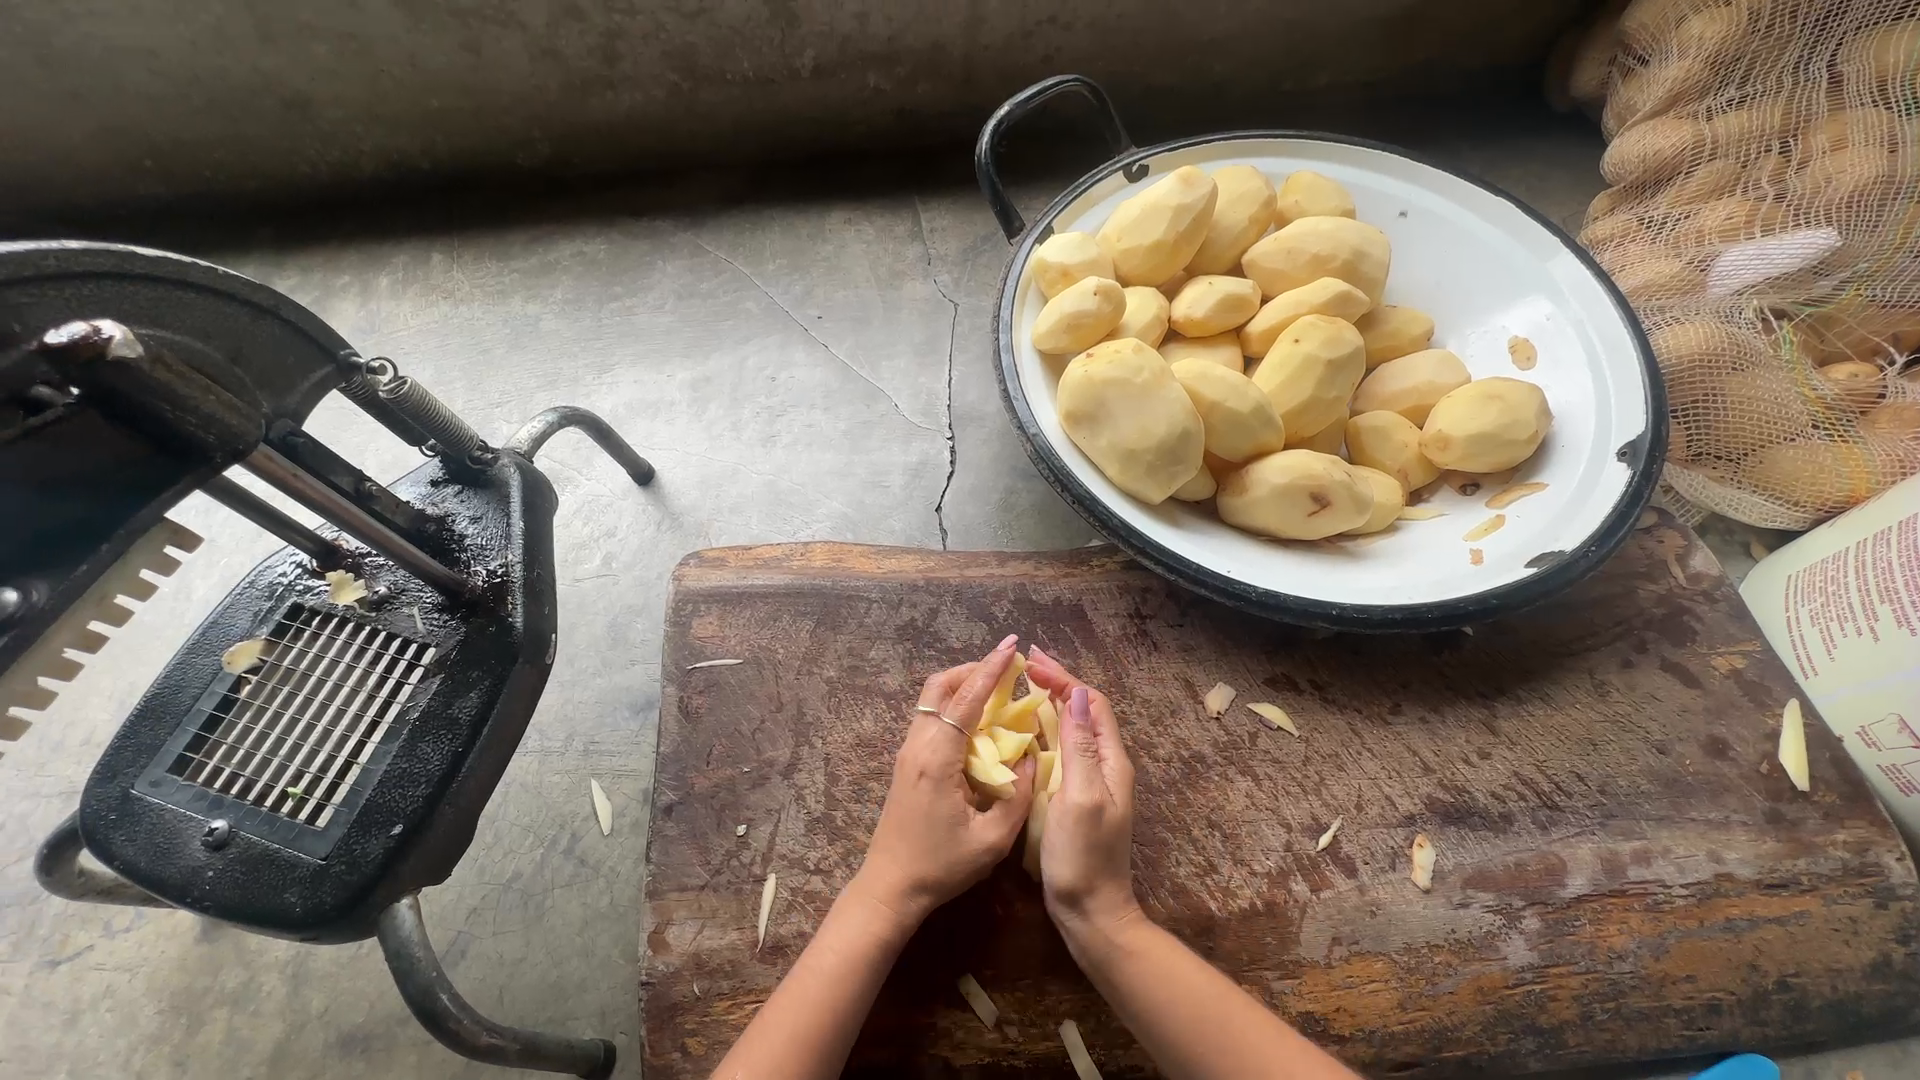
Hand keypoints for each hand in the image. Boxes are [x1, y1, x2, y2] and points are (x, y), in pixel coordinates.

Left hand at [852, 635, 1035, 925]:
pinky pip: (932, 717)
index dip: (990, 669)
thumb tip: (1033, 759)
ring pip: (934, 699)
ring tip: (998, 689)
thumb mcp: (992, 839)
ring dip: (964, 685)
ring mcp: (907, 751)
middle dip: (975, 669)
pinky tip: (978, 721)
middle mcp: (917, 745)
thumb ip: (1019, 796)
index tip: (1012, 645)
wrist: (890, 886)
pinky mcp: (907, 761)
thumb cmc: (941, 866)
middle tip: (1008, 667)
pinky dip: (955, 705)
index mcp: (937, 758)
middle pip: (941, 686)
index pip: (965, 699)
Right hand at [1026, 648, 1141, 938]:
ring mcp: (1090, 782)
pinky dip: (1044, 731)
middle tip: (1025, 664)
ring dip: (1050, 704)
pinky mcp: (1074, 797)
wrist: (1091, 912)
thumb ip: (1079, 746)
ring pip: (1072, 729)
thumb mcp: (1080, 797)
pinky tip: (1024, 731)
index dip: (1064, 678)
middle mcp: (1104, 765)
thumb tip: (1077, 694)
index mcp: (1110, 760)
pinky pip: (1061, 752)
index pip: (1091, 703)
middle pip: (1083, 711)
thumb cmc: (1083, 856)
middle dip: (1057, 683)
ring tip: (1022, 688)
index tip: (1032, 663)